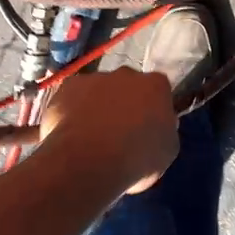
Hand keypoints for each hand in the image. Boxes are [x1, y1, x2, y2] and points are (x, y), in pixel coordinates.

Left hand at [39, 68, 178, 193]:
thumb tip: (158, 128)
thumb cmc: (137, 158)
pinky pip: (72, 98)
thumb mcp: (166, 151)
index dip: (151, 111)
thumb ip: (165, 132)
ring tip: (90, 138)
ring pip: (98, 91)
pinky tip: (69, 134)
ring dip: (97, 107)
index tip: (146, 129)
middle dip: (124, 105)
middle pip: (128, 86)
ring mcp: (96, 78)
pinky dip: (71, 111)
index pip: (158, 92)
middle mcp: (128, 74)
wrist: (91, 161)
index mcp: (157, 85)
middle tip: (118, 134)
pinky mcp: (68, 87)